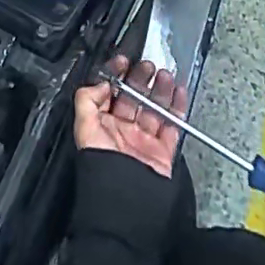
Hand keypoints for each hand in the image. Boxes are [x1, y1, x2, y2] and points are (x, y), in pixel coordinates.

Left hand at [72, 55, 184, 178]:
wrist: (126, 202)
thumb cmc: (102, 169)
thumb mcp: (85, 129)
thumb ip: (87, 100)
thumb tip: (102, 82)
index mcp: (103, 125)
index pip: (110, 92)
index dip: (117, 74)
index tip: (124, 62)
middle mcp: (123, 130)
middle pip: (134, 96)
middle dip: (141, 78)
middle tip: (148, 66)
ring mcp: (144, 140)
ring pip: (155, 107)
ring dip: (161, 88)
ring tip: (165, 74)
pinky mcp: (162, 151)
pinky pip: (173, 124)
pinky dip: (178, 107)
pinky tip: (179, 92)